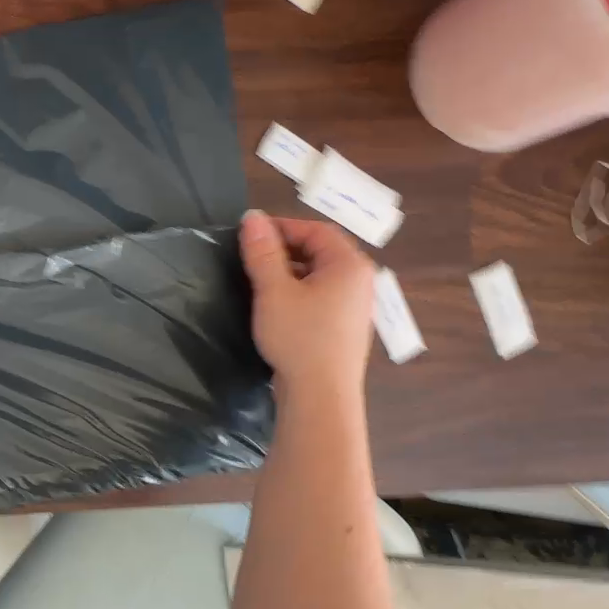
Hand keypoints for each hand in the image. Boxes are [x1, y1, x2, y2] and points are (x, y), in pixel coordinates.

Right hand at [239, 210, 376, 396]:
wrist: (320, 391)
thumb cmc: (298, 336)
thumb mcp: (273, 292)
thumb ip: (262, 254)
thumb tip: (251, 217)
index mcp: (348, 264)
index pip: (316, 230)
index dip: (282, 227)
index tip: (248, 233)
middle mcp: (360, 279)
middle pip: (320, 252)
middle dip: (285, 249)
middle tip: (249, 257)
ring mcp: (355, 305)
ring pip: (319, 276)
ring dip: (289, 272)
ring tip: (257, 282)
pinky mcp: (344, 326)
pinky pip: (321, 296)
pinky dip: (298, 292)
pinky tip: (276, 308)